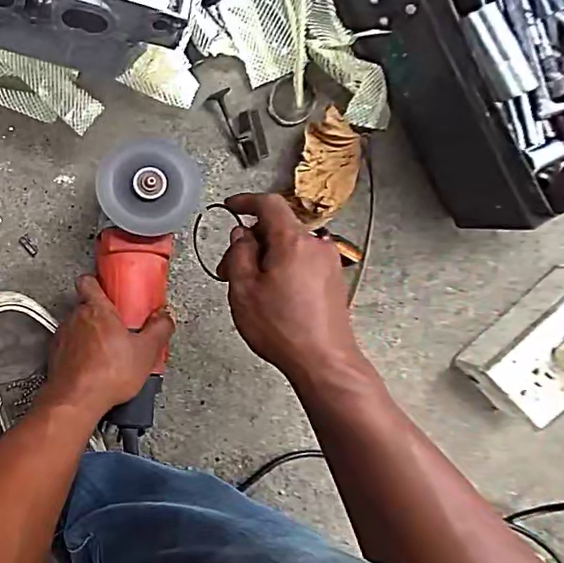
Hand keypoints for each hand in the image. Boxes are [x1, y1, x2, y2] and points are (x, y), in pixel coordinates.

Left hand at [40, 275, 173, 415]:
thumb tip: (164, 318)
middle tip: (118, 328)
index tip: (108, 289)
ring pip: (77, 326)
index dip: (97, 282)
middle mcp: (76, 318)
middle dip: (101, 315)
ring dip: (90, 334)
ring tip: (107, 351)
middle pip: (86, 306)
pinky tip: (94, 366)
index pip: (88, 281)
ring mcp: (63, 335)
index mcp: (97, 310)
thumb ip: (159, 329)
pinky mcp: (56, 354)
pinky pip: (70, 345)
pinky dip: (80, 352)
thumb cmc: (106, 374)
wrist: (77, 400)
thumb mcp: (146, 352)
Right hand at [219, 193, 369, 383]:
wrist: (323, 361)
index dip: (245, 202)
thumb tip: (241, 237)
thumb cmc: (285, 329)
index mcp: (293, 241)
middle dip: (251, 242)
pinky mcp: (332, 280)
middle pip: (277, 228)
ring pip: (289, 246)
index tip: (232, 206)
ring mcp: (328, 263)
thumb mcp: (243, 288)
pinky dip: (282, 268)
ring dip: (266, 258)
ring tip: (250, 288)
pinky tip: (271, 295)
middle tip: (231, 266)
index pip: (269, 204)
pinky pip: (301, 261)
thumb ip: (238, 253)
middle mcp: (316, 246)